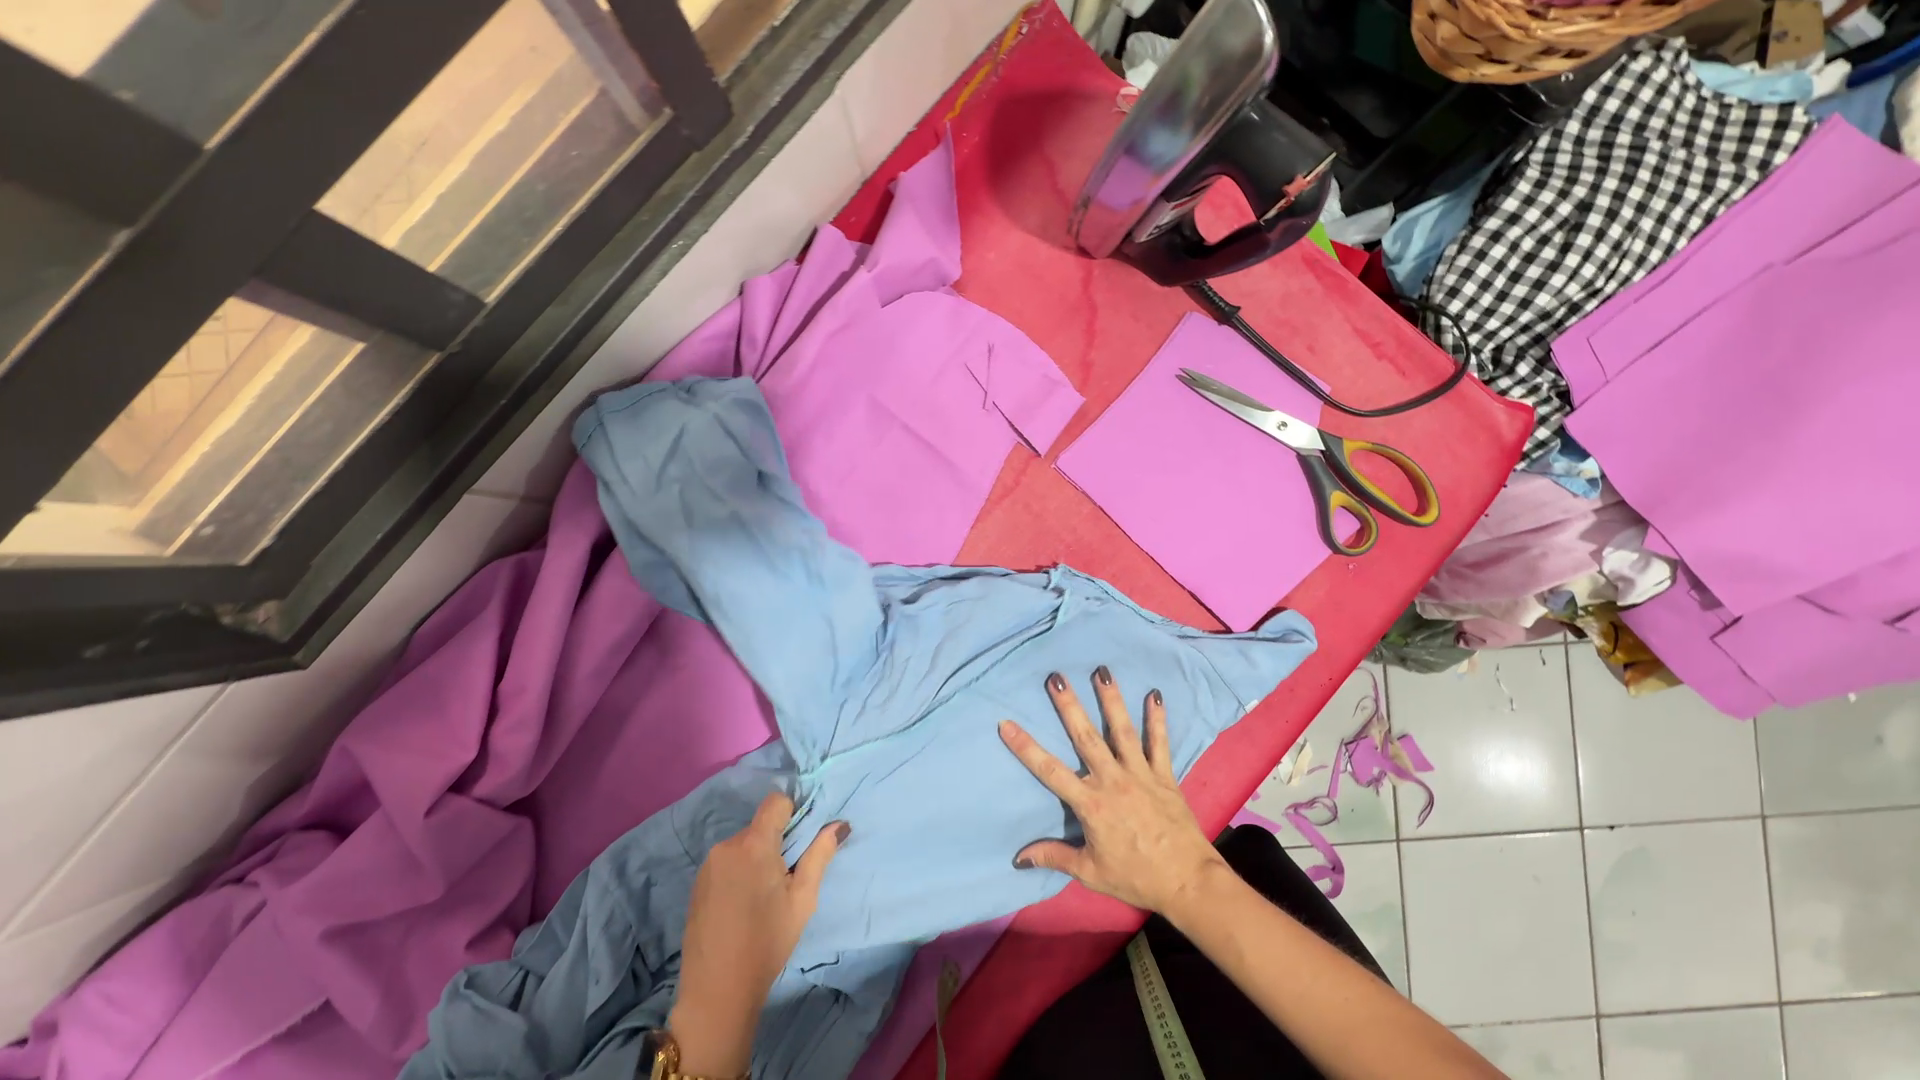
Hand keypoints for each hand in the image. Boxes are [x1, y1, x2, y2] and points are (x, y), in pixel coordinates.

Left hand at [668, 793, 846, 1076]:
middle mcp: (726, 846)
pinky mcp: (697, 883)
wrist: (718, 989)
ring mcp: (708, 865)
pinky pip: (726, 863)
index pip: (776, 802)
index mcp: (754, 845)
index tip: (801, 842)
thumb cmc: (768, 941)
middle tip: (787, 880)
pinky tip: (743, 907)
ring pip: (743, 846)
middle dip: (776, 843)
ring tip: (763, 898)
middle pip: (759, 827)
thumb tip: (839, 824)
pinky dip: (740, 873)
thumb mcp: (803, 899)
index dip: (793, 813)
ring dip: (757, 859)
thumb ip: (819, 855)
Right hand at [999, 667, 1228, 917]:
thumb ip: (1054, 856)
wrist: (1187, 882)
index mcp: (1091, 805)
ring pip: (1122, 731)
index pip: (1050, 771)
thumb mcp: (1090, 872)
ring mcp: (1141, 775)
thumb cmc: (1136, 877)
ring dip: (1111, 700)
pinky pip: (1159, 743)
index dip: (1026, 747)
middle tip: (1057, 677)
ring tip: (1103, 671)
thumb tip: (1018, 857)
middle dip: (1069, 706)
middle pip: (1086, 738)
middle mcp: (1113, 781)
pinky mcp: (1165, 777)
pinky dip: (1157, 719)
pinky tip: (1155, 694)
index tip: (1006, 723)